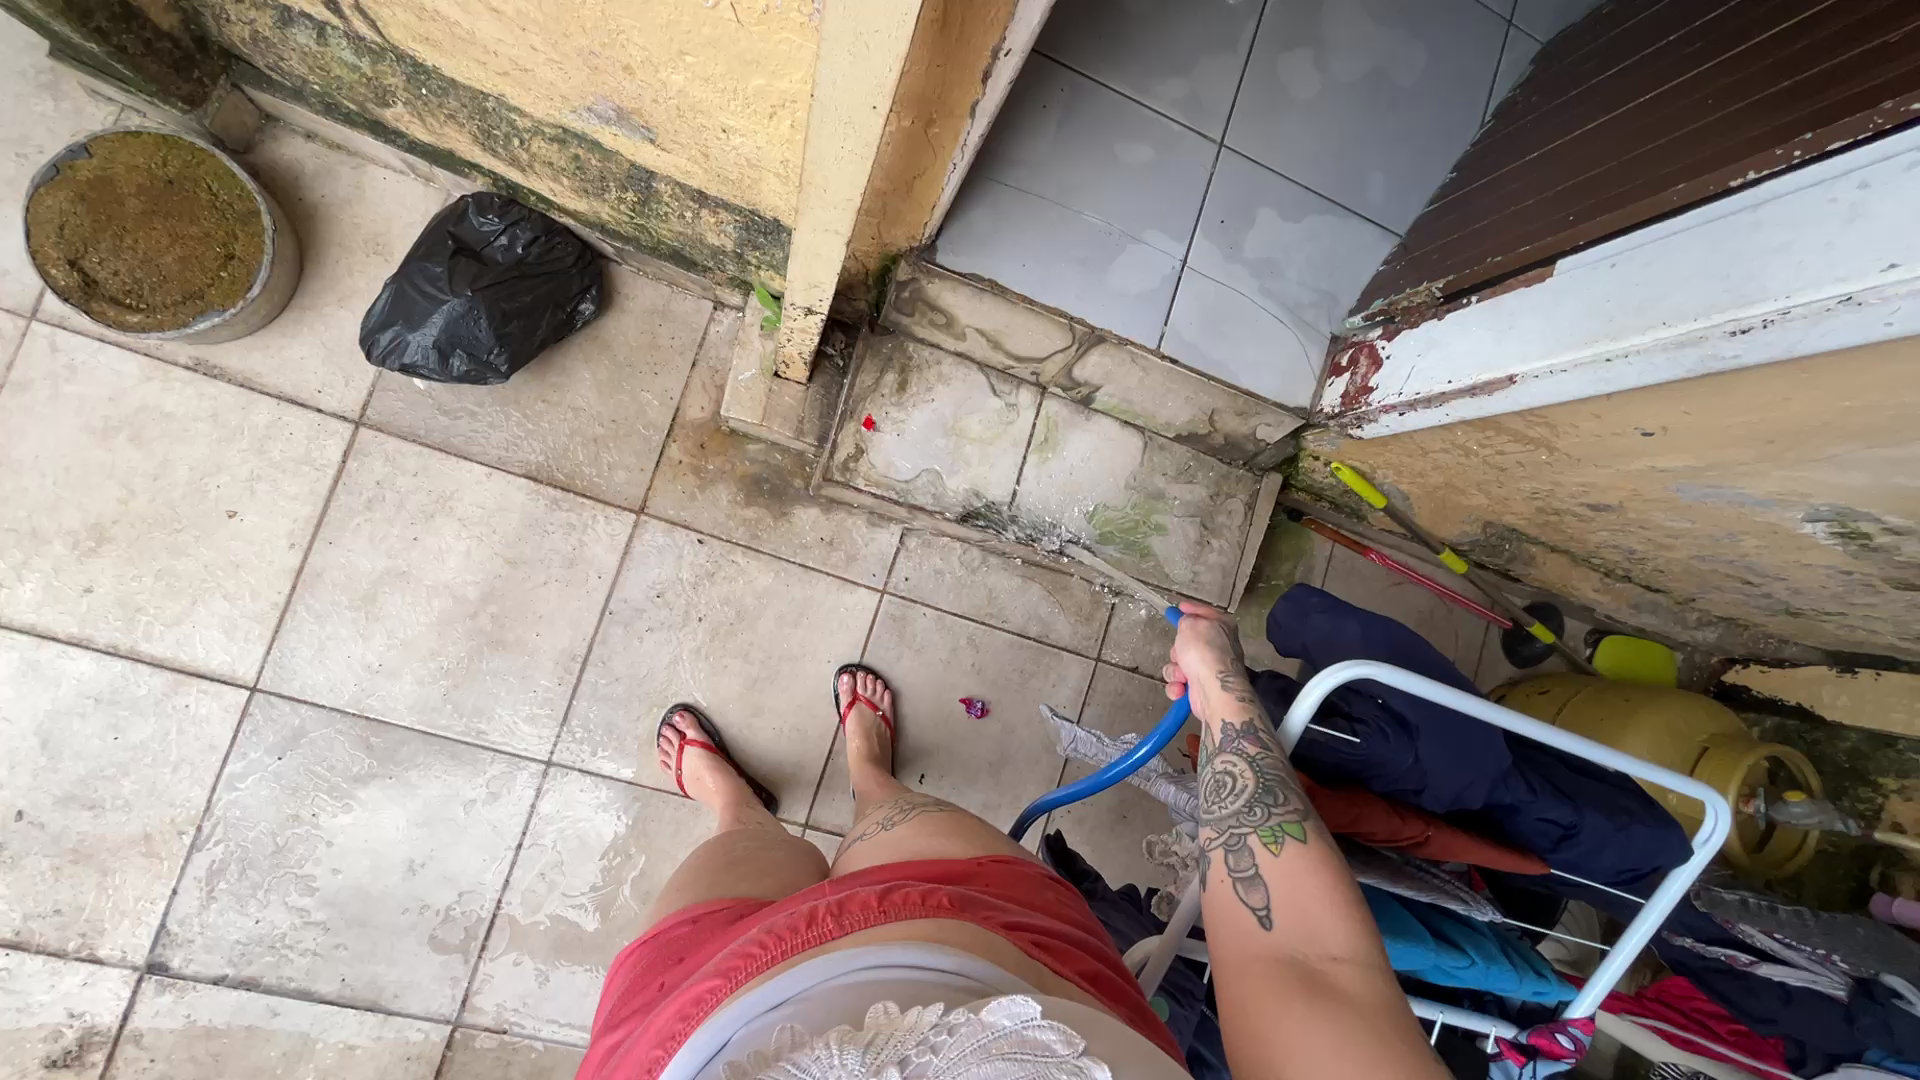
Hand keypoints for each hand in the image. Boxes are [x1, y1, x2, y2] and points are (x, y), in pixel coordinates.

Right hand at [1161, 601, 1246, 715]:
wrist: (1212, 687)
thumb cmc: (1204, 651)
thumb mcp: (1190, 624)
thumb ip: (1186, 620)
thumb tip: (1186, 623)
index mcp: (1221, 627)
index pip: (1205, 612)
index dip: (1192, 609)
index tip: (1180, 607)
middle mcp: (1218, 647)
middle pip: (1187, 642)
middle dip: (1177, 650)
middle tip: (1179, 652)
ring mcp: (1209, 668)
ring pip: (1179, 664)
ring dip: (1175, 670)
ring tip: (1182, 674)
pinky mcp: (1200, 687)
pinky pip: (1179, 682)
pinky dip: (1177, 685)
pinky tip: (1181, 686)